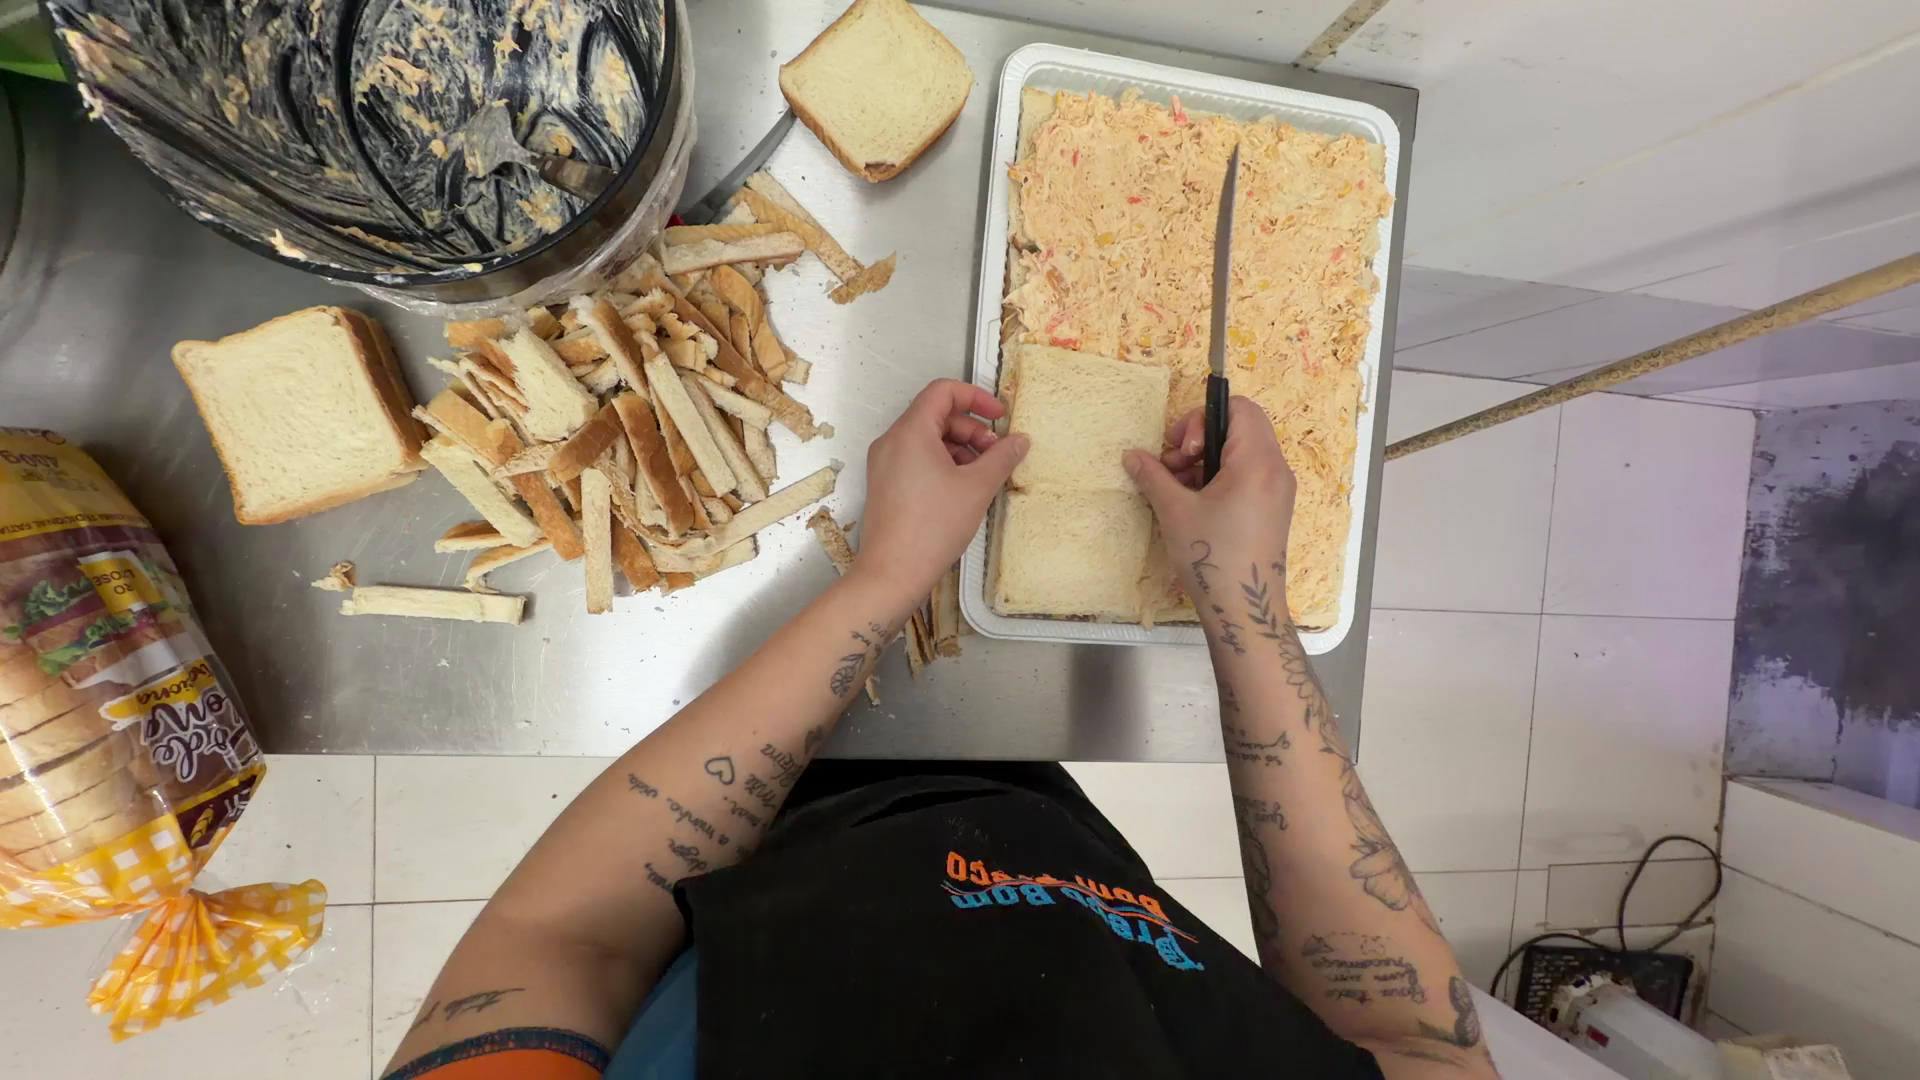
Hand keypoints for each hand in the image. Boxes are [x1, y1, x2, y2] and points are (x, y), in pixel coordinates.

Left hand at [854, 379, 1027, 610]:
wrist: (892, 573)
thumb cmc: (933, 527)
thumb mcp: (977, 488)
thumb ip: (1002, 457)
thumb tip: (1020, 440)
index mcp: (910, 431)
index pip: (943, 391)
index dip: (976, 397)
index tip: (1000, 416)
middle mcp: (891, 441)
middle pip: (936, 415)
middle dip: (971, 428)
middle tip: (996, 453)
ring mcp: (885, 464)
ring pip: (927, 439)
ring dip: (959, 448)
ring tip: (982, 475)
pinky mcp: (885, 485)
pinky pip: (916, 460)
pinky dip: (942, 464)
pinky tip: (962, 489)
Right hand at [1125, 397, 1295, 618]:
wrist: (1244, 608)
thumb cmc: (1210, 555)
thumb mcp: (1174, 511)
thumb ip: (1153, 475)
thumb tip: (1131, 455)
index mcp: (1257, 462)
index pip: (1239, 407)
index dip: (1202, 417)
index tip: (1180, 448)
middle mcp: (1275, 469)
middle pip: (1240, 427)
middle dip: (1200, 440)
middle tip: (1174, 468)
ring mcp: (1278, 490)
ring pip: (1242, 452)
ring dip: (1206, 461)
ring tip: (1179, 489)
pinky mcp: (1273, 509)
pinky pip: (1248, 475)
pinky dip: (1220, 478)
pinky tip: (1196, 504)